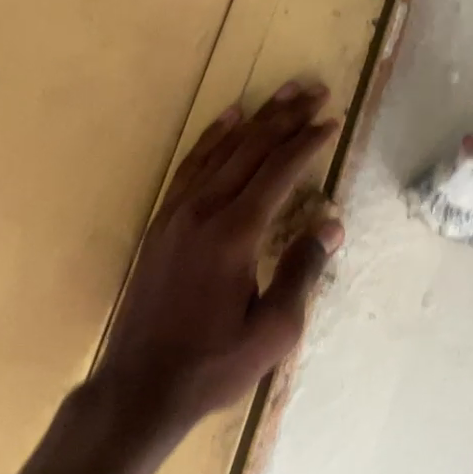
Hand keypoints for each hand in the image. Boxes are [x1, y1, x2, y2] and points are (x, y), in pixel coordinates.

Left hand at [90, 81, 343, 435]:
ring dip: (256, 118)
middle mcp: (205, 209)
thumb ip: (302, 271)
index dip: (308, 143)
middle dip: (287, 116)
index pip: (280, 172)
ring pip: (223, 149)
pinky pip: (191, 164)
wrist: (140, 385)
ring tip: (282, 93)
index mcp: (236, 234)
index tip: (332, 120)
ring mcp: (178, 211)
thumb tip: (331, 224)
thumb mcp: (273, 332)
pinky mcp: (162, 220)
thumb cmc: (213, 364)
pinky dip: (213, 136)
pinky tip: (229, 119)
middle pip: (252, 149)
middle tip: (315, 88)